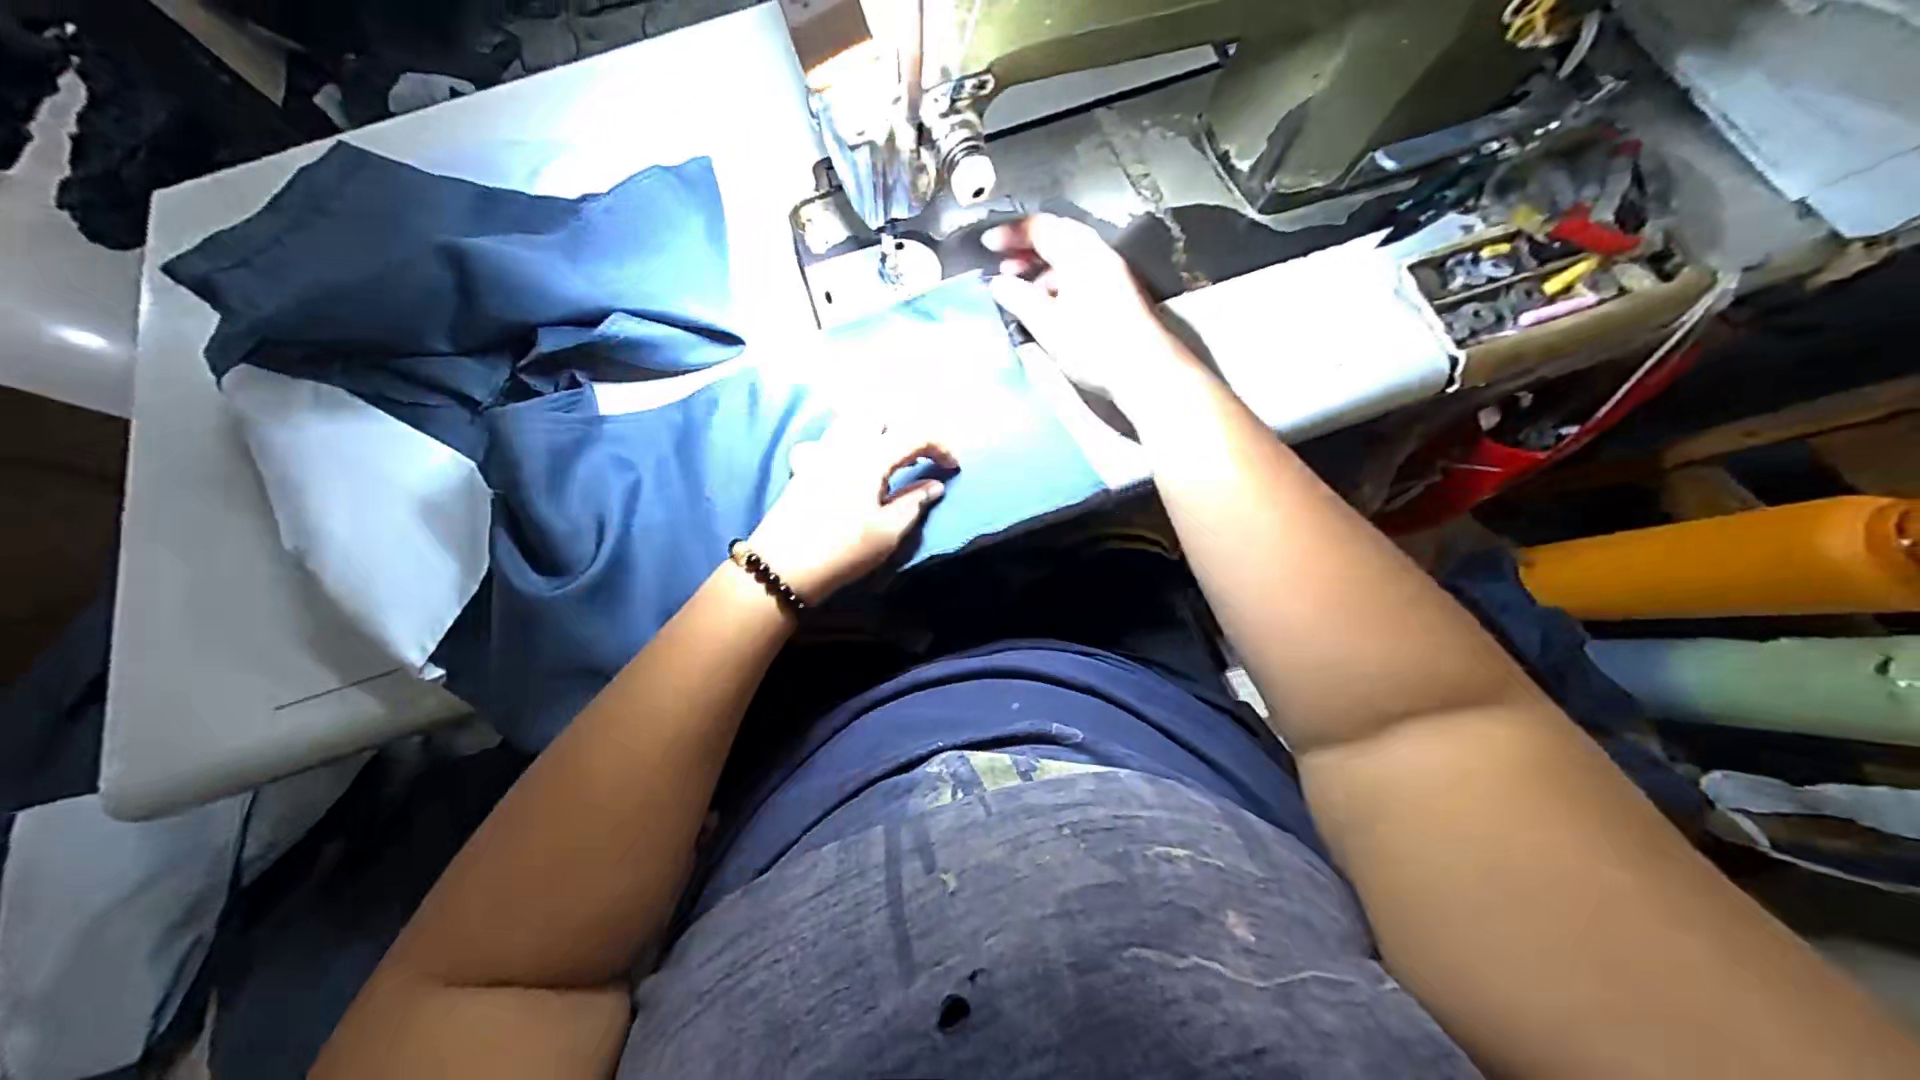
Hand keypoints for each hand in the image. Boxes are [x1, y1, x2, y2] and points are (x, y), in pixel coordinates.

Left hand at [745, 419, 956, 604]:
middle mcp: (844, 444)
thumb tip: (934, 485)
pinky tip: (845, 468)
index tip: (953, 467)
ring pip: (850, 421)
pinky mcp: (802, 468)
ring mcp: (819, 453)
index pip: (914, 432)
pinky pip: (825, 441)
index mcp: (870, 456)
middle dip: (904, 429)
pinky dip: (843, 446)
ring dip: (875, 432)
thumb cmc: (843, 550)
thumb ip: (914, 502)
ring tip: (887, 461)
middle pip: (879, 414)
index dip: (940, 445)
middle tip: (919, 457)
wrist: (783, 568)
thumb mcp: (889, 531)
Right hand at [983, 214, 1197, 405]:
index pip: (1040, 228)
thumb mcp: (1047, 324)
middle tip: (1003, 264)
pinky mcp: (1119, 293)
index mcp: (1080, 253)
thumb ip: (1018, 298)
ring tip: (1022, 288)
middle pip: (1058, 237)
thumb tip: (999, 283)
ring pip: (1071, 257)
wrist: (1146, 370)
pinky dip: (1060, 280)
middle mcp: (1099, 254)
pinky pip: (1082, 273)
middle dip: (1027, 248)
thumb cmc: (1094, 345)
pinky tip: (1049, 305)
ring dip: (1043, 267)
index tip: (987, 243)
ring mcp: (1112, 272)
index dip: (1010, 233)